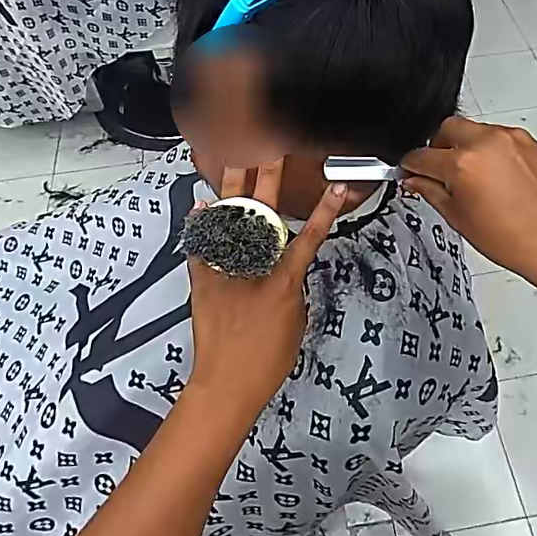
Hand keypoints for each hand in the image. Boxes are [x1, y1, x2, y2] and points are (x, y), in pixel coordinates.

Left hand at [185, 159, 347, 414]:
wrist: (228, 383)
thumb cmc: (267, 360)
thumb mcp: (295, 321)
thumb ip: (292, 289)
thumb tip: (285, 271)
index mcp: (284, 281)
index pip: (310, 237)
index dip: (325, 210)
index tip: (336, 188)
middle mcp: (254, 270)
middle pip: (263, 217)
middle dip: (269, 180)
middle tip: (271, 152)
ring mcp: (225, 273)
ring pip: (229, 225)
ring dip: (232, 191)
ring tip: (235, 162)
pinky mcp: (202, 282)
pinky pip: (200, 248)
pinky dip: (200, 226)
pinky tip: (201, 204)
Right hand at [399, 118, 536, 291]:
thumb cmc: (519, 240)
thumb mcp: (460, 220)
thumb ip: (433, 193)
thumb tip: (417, 181)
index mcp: (464, 164)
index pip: (421, 156)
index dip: (410, 167)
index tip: (410, 173)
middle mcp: (487, 143)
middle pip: (445, 130)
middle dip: (436, 149)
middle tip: (437, 173)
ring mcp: (511, 139)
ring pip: (473, 130)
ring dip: (464, 148)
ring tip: (470, 181)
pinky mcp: (529, 141)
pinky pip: (498, 137)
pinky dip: (489, 151)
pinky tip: (493, 179)